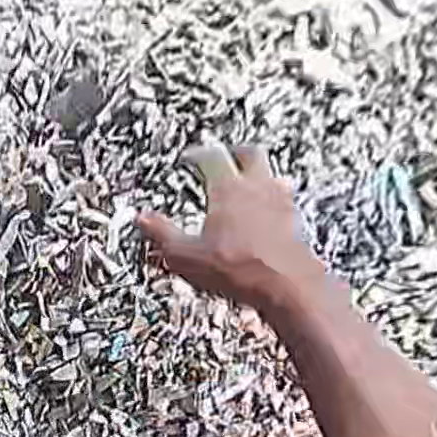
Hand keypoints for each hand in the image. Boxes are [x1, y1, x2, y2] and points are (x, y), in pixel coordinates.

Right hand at [138, 145, 326, 315]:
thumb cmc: (237, 268)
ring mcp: (279, 201)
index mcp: (228, 189)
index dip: (197, 154)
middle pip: (249, 153)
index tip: (189, 158)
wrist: (283, 284)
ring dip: (255, 173)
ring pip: (269, 172)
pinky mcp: (293, 219)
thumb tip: (142, 218)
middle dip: (234, 153)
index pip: (211, 157)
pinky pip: (282, 197)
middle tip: (224, 157)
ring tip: (243, 184)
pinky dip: (269, 198)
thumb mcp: (184, 255)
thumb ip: (161, 233)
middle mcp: (258, 187)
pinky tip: (261, 214)